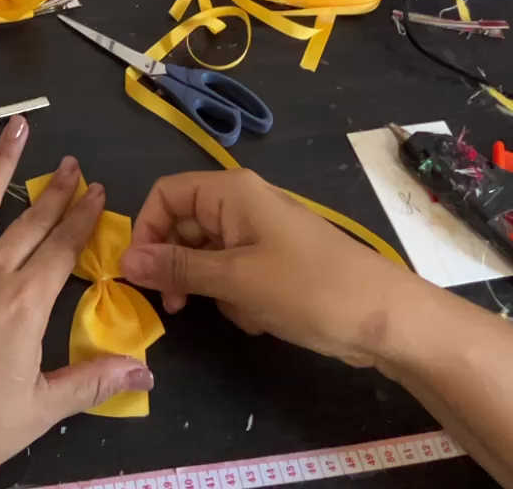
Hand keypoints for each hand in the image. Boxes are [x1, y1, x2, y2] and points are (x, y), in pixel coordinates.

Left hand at [0, 117, 153, 488]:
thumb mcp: (39, 411)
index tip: (97, 190)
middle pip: (34, 221)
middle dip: (57, 190)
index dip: (84, 218)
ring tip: (18, 127)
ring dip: (3, 163)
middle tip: (72, 162)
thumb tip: (146, 370)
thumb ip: (93, 382)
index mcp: (27, 302)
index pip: (64, 248)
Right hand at [119, 169, 433, 366]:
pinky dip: (235, 296)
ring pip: (205, 254)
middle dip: (178, 266)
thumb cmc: (309, 288)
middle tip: (177, 306)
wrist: (388, 320)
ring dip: (210, 286)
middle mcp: (240, 204)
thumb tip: (124, 260)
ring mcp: (258, 232)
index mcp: (229, 192)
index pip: (165, 194)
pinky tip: (259, 317)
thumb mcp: (235, 279)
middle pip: (183, 225)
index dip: (147, 229)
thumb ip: (177, 267)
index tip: (142, 272)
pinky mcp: (272, 260)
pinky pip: (231, 271)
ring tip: (238, 311)